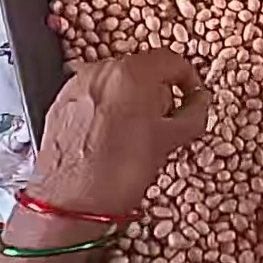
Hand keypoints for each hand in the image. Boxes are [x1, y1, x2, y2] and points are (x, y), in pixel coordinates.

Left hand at [28, 49, 210, 217]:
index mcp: (132, 73)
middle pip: (144, 70)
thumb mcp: (169, 142)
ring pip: (118, 83)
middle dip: (160, 93)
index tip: (192, 98)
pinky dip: (109, 109)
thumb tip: (200, 101)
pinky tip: (111, 138)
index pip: (171, 60)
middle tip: (165, 124)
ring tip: (137, 135)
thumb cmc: (119, 172)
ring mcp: (78, 85)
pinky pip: (96, 96)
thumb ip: (193, 114)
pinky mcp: (61, 102)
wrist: (68, 203)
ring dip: (134, 101)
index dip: (189, 79)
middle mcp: (101, 71)